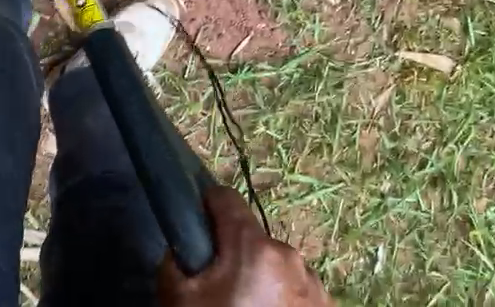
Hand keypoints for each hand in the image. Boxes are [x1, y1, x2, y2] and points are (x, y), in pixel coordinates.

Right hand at [158, 187, 331, 306]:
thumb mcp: (178, 299)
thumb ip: (175, 260)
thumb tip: (185, 249)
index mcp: (254, 247)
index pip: (225, 197)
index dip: (206, 207)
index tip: (197, 227)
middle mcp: (292, 259)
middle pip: (254, 238)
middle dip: (236, 255)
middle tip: (221, 290)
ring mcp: (318, 289)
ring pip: (279, 268)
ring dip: (264, 281)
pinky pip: (300, 294)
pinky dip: (284, 303)